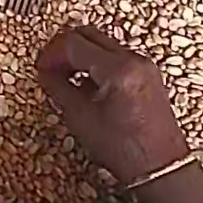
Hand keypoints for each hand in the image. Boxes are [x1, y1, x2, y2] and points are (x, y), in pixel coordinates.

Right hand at [36, 25, 190, 183]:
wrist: (161, 168)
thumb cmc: (124, 150)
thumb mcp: (81, 119)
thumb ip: (59, 88)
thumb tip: (46, 72)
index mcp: (118, 70)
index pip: (74, 43)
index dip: (51, 53)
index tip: (41, 67)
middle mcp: (134, 59)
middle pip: (88, 34)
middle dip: (64, 48)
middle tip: (50, 67)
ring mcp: (143, 65)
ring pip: (101, 43)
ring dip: (80, 54)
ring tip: (64, 77)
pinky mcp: (147, 74)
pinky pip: (115, 56)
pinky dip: (96, 62)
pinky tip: (85, 84)